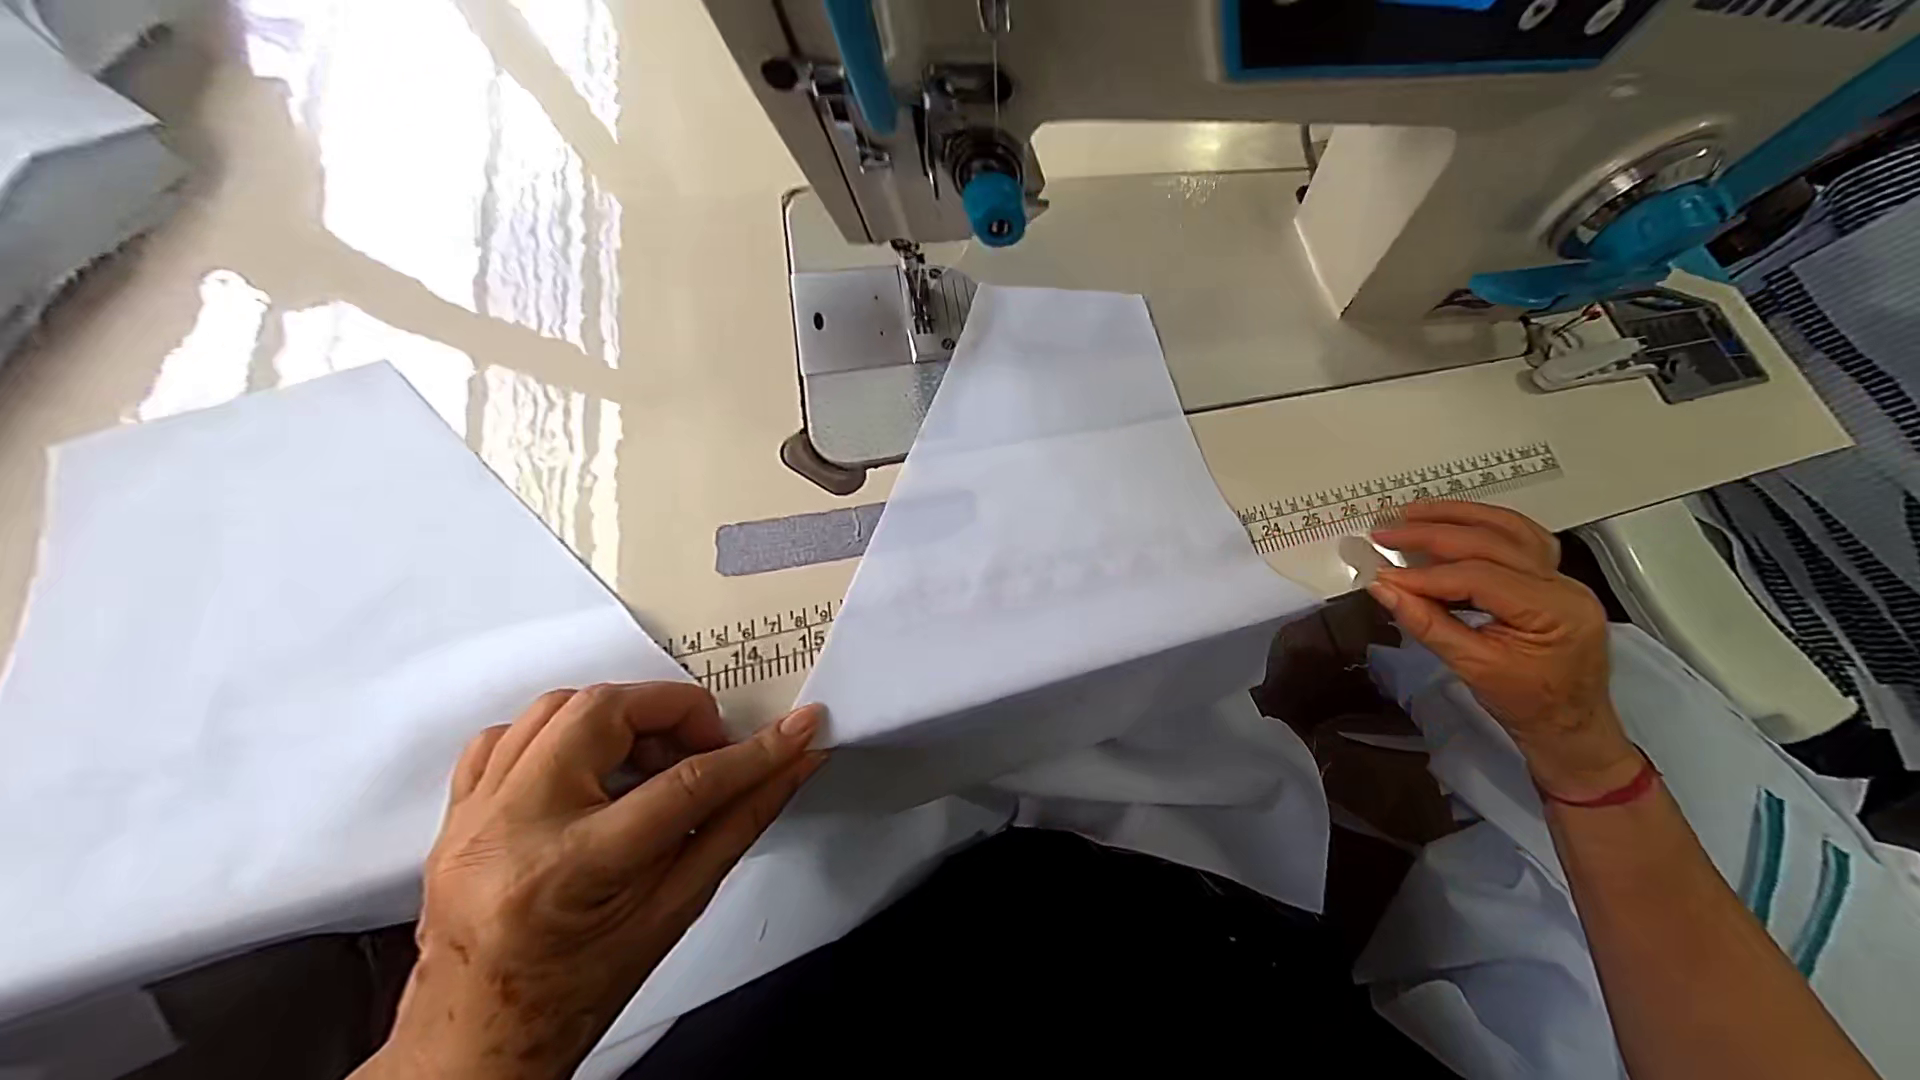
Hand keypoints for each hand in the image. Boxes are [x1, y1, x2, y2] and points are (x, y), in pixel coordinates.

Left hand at [357, 684, 824, 1079]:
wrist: (482, 1042)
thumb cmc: (579, 991)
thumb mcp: (678, 906)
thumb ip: (741, 822)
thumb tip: (791, 766)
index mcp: (571, 870)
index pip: (686, 784)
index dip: (753, 753)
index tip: (795, 730)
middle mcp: (510, 830)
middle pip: (606, 712)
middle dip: (675, 713)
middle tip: (707, 745)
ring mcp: (473, 816)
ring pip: (558, 707)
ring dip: (623, 717)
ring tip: (653, 757)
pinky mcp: (457, 809)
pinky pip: (509, 733)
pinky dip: (563, 732)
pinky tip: (593, 763)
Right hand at [1366, 501, 1641, 800]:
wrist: (1570, 725)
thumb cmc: (1525, 703)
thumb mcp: (1471, 667)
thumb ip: (1425, 622)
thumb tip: (1382, 587)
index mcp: (1553, 611)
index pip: (1479, 577)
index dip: (1424, 575)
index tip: (1380, 575)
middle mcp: (1563, 585)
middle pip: (1493, 542)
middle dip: (1433, 534)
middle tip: (1385, 531)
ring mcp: (1561, 578)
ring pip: (1509, 529)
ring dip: (1457, 516)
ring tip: (1412, 512)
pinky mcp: (1549, 578)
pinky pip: (1517, 539)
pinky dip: (1480, 525)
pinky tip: (1450, 523)